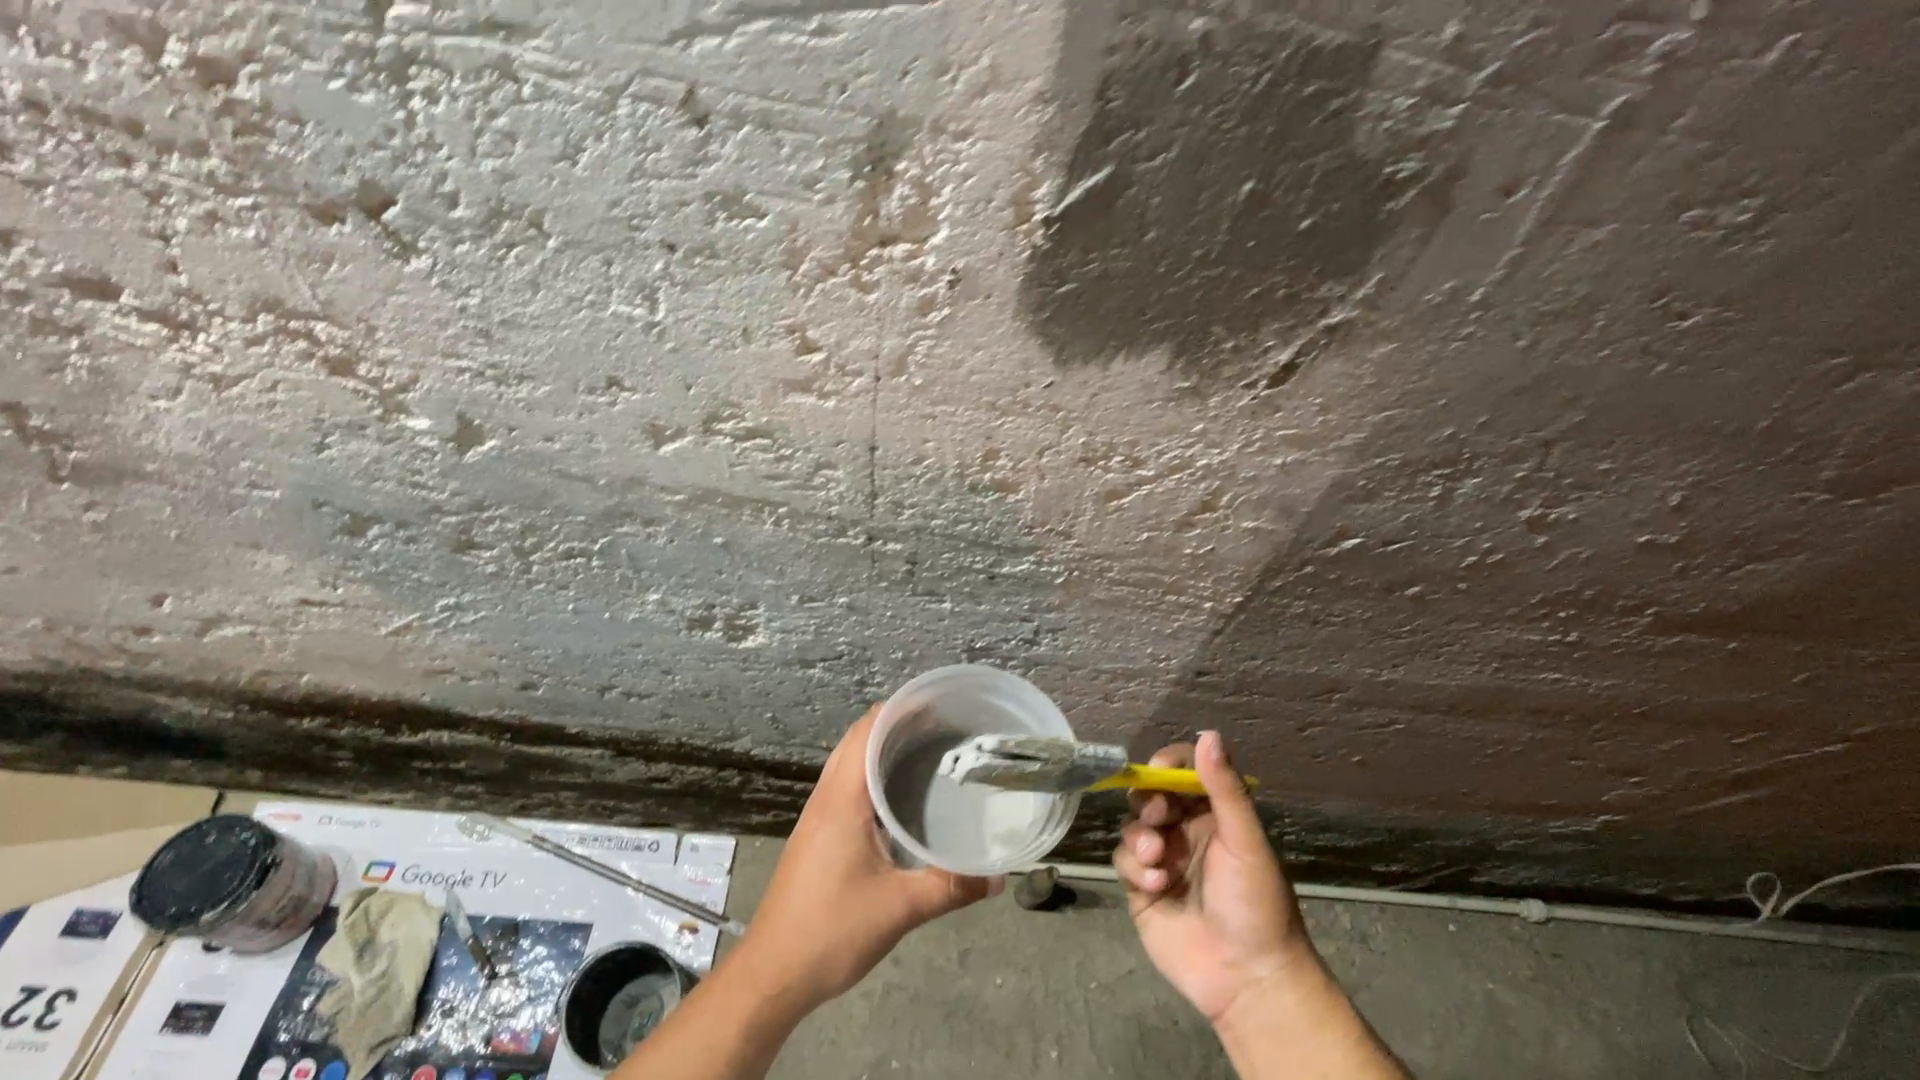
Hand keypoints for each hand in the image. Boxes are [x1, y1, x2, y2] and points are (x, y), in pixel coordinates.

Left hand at [735, 705, 1002, 1010]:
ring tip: (928, 751)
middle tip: (943, 726)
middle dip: (896, 724)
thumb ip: (951, 887)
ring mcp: (817, 818)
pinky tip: (901, 799)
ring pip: (849, 764)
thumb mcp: (899, 909)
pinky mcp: (817, 837)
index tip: (939, 706)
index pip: (866, 732)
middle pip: (856, 741)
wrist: (773, 973)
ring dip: (881, 749)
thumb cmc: (831, 931)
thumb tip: (998, 877)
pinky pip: (846, 788)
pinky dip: (872, 777)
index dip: (900, 710)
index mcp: (842, 802)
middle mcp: (826, 800)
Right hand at [1114, 731, 1317, 1023]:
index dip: (1167, 765)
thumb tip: (1208, 734)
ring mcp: (1162, 861)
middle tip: (1157, 818)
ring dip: (1140, 838)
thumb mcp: (1245, 840)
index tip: (1157, 769)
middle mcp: (1186, 832)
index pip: (1184, 772)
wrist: (1246, 977)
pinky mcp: (1142, 890)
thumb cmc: (1255, 903)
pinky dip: (1136, 869)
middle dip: (1148, 802)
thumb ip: (1224, 788)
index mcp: (1216, 815)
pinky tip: (1157, 886)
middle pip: (1150, 796)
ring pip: (1132, 828)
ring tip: (1156, 860)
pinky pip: (1124, 862)